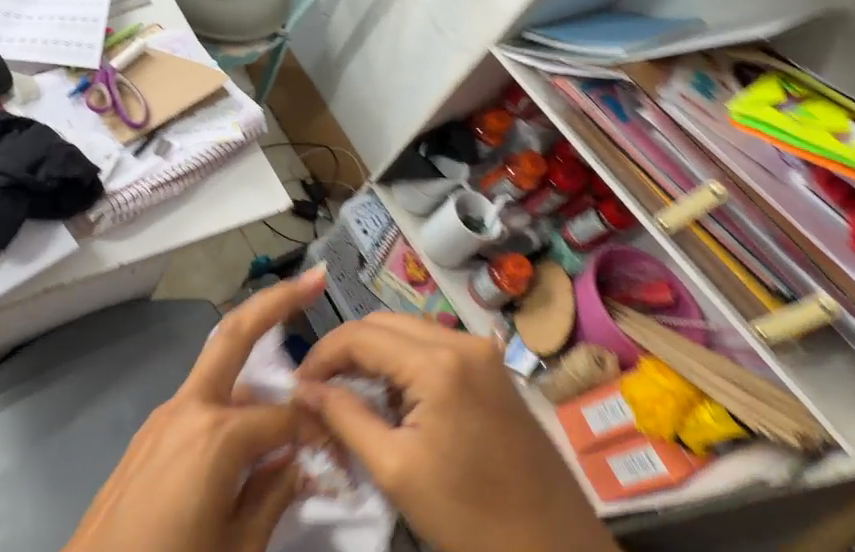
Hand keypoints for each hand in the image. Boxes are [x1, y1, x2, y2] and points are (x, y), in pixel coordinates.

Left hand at [64, 268, 328, 551]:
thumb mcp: (239, 544)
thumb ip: (274, 495)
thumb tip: (303, 463)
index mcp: (218, 436)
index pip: (287, 416)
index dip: (321, 427)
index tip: (346, 442)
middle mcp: (190, 408)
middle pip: (235, 335)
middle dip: (276, 302)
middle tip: (314, 278)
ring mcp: (164, 416)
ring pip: (219, 370)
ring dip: (256, 362)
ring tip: (294, 368)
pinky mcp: (151, 433)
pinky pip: (201, 402)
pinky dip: (232, 400)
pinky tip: (251, 425)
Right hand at [294, 313, 616, 551]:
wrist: (556, 550)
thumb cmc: (470, 516)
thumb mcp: (395, 470)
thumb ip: (344, 418)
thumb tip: (303, 389)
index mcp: (438, 363)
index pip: (359, 336)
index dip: (321, 356)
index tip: (298, 387)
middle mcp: (462, 341)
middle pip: (383, 325)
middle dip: (346, 352)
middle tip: (320, 391)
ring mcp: (484, 354)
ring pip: (408, 333)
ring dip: (375, 356)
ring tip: (352, 397)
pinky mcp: (495, 371)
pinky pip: (435, 349)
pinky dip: (405, 364)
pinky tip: (395, 401)